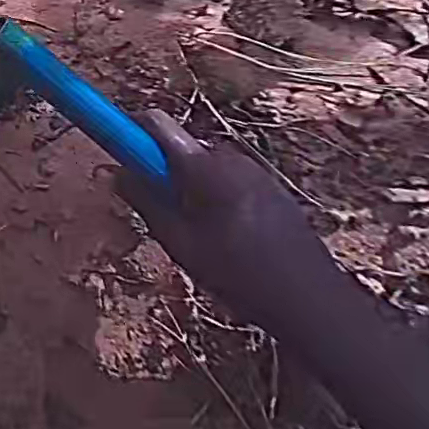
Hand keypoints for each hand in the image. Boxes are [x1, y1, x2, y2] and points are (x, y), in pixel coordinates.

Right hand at [117, 110, 356, 336]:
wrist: (316, 305)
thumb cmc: (238, 274)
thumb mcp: (178, 241)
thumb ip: (144, 201)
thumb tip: (112, 171)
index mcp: (203, 166)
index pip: (155, 122)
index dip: (129, 126)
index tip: (113, 143)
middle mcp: (229, 157)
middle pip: (179, 146)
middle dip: (161, 167)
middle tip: (158, 207)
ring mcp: (256, 171)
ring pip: (203, 163)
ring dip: (189, 183)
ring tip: (195, 230)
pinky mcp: (273, 188)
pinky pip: (227, 177)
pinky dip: (213, 193)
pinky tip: (225, 234)